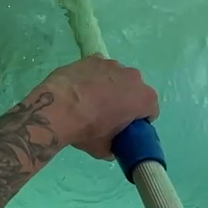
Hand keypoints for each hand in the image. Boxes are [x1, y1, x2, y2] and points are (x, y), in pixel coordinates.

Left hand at [36, 56, 158, 159]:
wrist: (57, 108)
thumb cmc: (87, 129)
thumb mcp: (104, 148)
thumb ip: (114, 147)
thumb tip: (111, 148)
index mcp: (144, 98)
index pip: (150, 110)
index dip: (139, 120)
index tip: (127, 128)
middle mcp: (133, 77)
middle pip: (135, 90)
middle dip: (126, 101)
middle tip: (108, 114)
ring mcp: (112, 64)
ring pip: (117, 77)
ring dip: (110, 87)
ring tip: (91, 100)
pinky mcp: (92, 58)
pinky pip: (98, 69)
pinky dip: (93, 76)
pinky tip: (80, 87)